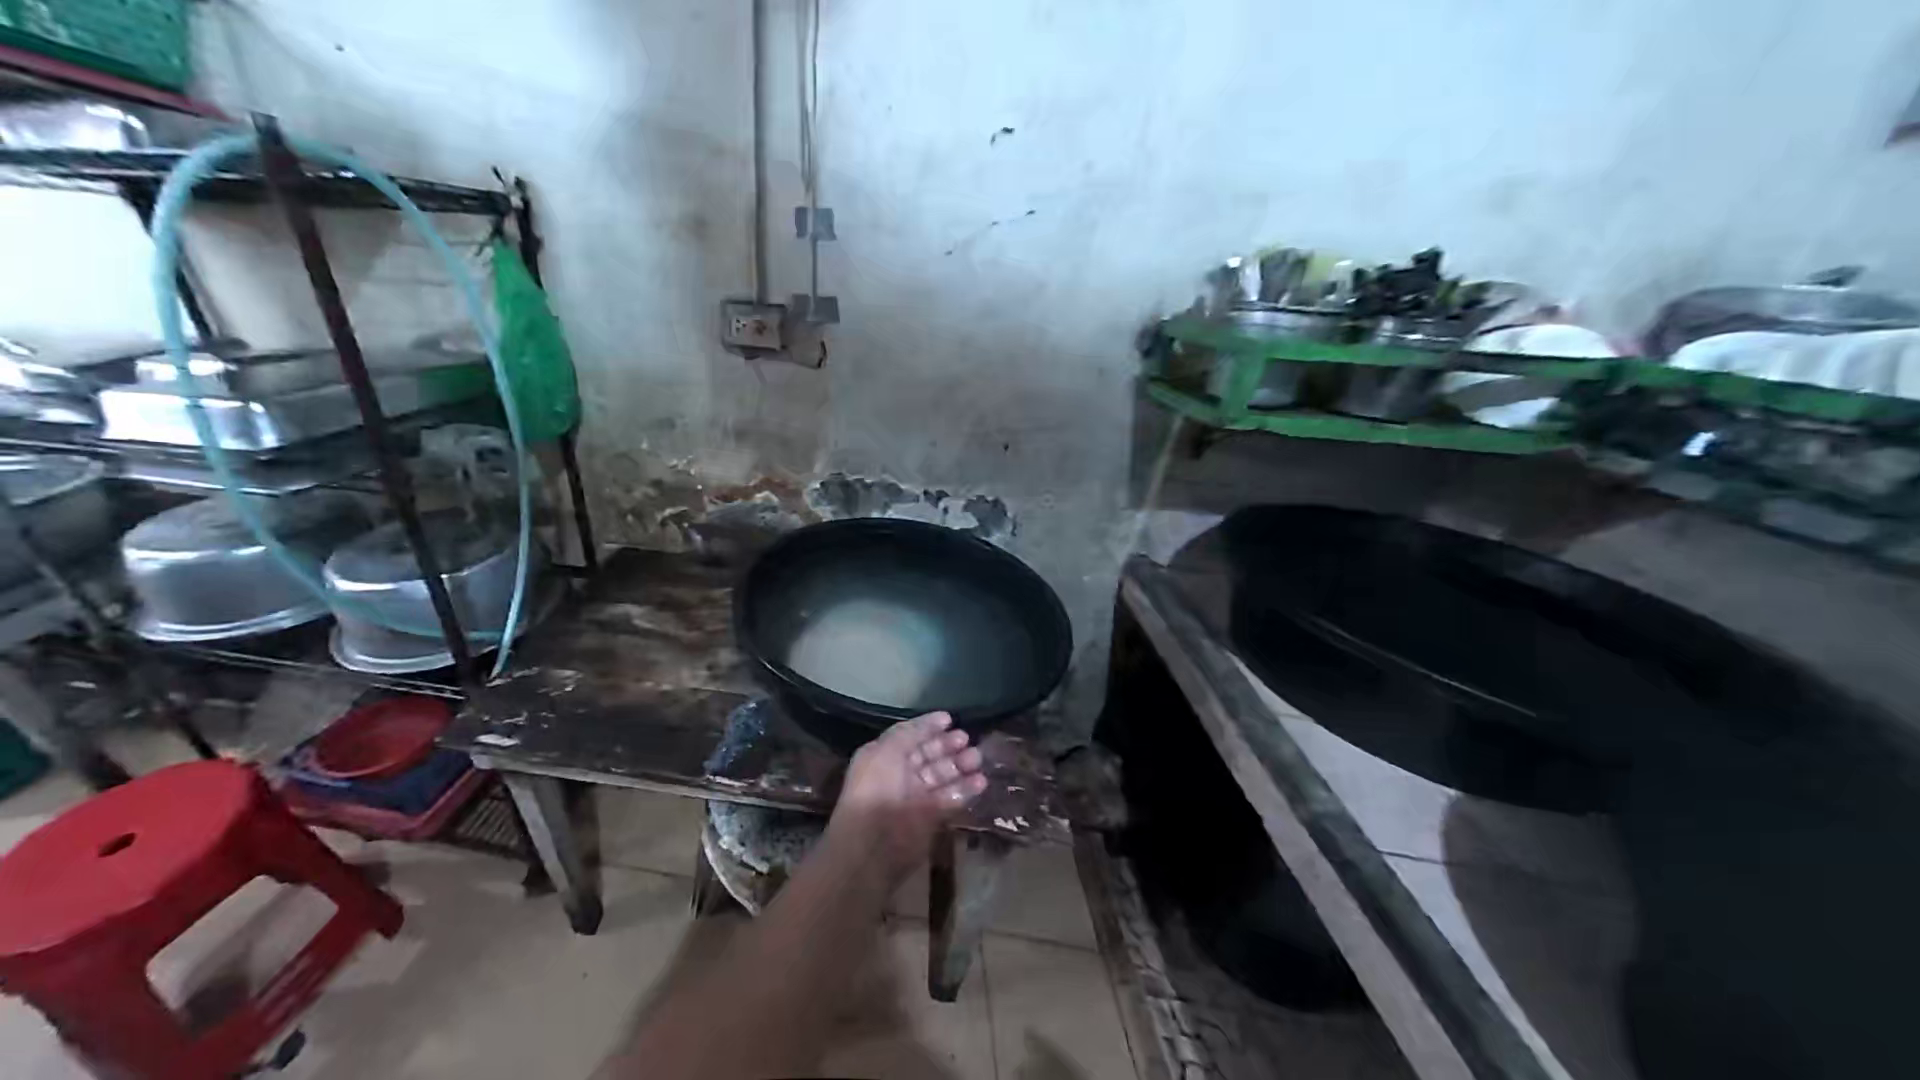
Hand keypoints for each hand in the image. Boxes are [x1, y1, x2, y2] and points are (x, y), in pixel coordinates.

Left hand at [827, 712, 987, 881]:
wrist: (871, 848)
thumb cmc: (875, 792)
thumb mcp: (885, 752)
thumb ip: (909, 734)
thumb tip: (936, 721)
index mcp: (884, 757)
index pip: (910, 737)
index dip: (929, 727)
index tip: (950, 720)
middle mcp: (900, 775)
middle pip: (929, 755)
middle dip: (948, 746)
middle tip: (968, 740)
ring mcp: (916, 798)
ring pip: (943, 776)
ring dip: (961, 766)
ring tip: (978, 759)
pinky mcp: (932, 820)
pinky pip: (952, 799)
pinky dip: (966, 789)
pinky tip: (981, 781)